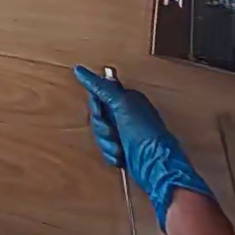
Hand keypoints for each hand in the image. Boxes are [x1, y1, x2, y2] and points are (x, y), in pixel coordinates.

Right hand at [73, 66, 211, 227]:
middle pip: (97, 116)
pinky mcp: (122, 149)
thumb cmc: (142, 131)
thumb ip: (101, 87)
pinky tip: (121, 157)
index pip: (99, 94)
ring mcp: (123, 132)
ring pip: (100, 135)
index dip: (96, 106)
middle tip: (113, 133)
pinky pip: (105, 149)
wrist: (155, 164)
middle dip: (102, 128)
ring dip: (107, 144)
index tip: (101, 113)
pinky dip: (111, 155)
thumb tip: (79, 69)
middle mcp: (124, 113)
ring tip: (120, 148)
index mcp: (127, 98)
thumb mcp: (121, 104)